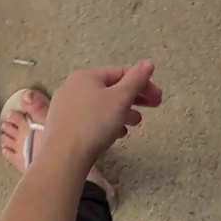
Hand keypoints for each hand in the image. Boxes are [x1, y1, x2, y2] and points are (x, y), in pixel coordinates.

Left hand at [40, 61, 161, 174]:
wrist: (64, 157)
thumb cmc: (95, 123)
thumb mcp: (121, 98)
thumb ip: (136, 79)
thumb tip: (148, 63)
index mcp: (86, 76)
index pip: (120, 73)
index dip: (142, 83)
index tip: (158, 97)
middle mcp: (72, 87)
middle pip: (110, 89)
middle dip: (133, 98)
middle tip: (152, 107)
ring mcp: (65, 107)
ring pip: (100, 105)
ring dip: (121, 112)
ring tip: (135, 124)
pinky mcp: (62, 126)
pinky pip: (89, 119)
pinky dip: (105, 122)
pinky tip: (115, 134)